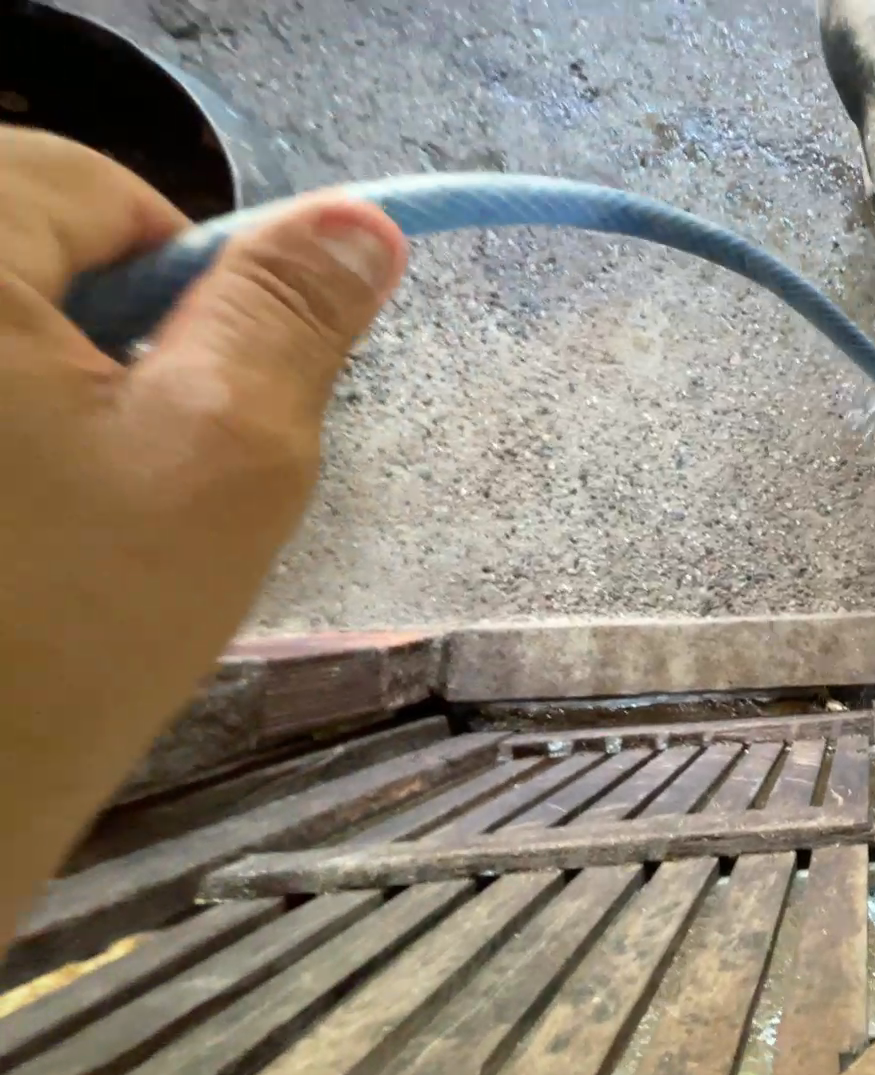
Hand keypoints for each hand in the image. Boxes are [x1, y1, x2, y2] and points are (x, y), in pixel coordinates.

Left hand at [0, 128, 404, 946]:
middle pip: (6, 243)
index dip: (182, 277)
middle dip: (99, 336)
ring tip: (54, 501)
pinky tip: (3, 516)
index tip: (204, 392)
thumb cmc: (78, 615)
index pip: (85, 182)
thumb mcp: (231, 451)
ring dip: (38, 385)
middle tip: (129, 462)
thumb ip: (290, 319)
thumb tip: (362, 222)